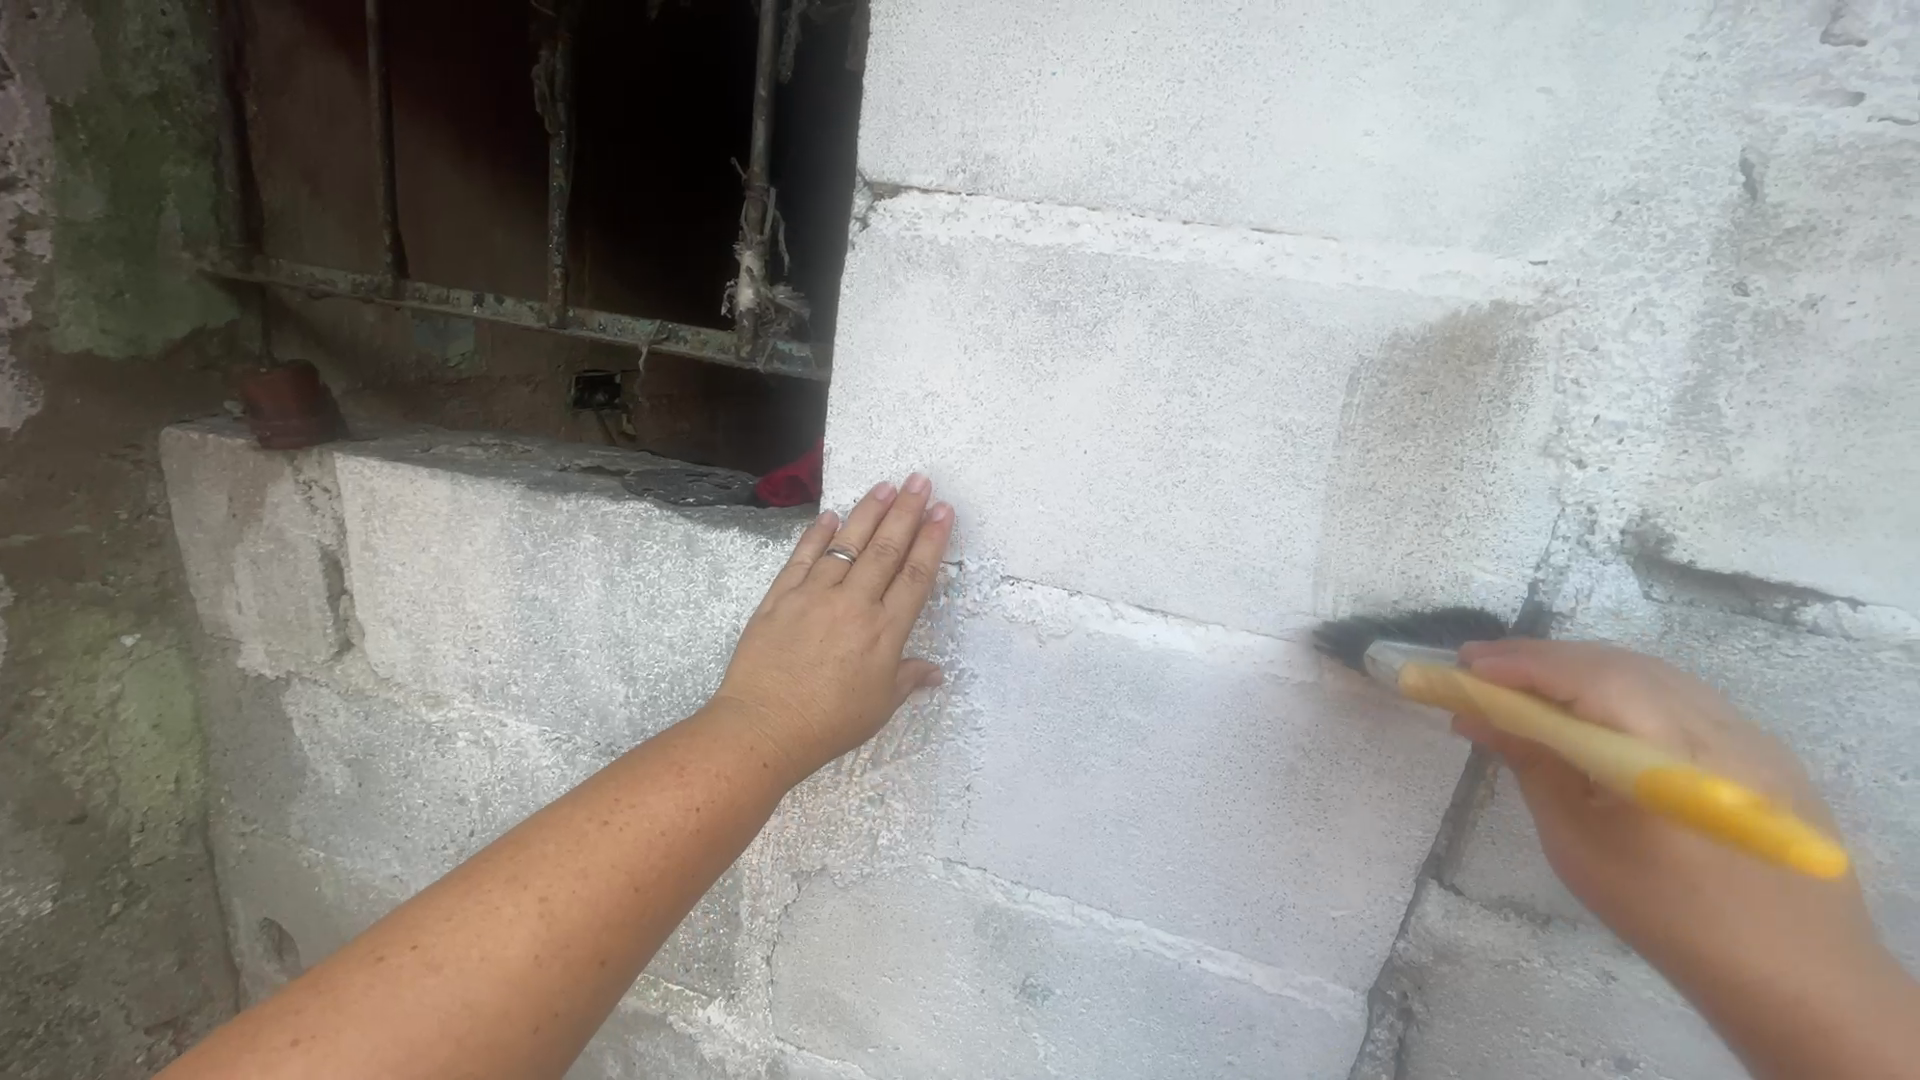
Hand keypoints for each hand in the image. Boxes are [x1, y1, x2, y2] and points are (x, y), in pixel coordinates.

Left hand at [709, 474, 953, 782]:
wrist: (764, 727)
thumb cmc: (829, 724)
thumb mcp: (879, 707)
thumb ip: (908, 679)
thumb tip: (935, 672)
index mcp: (885, 631)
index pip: (915, 575)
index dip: (932, 540)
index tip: (943, 511)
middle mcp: (854, 604)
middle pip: (886, 549)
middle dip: (906, 511)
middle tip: (919, 480)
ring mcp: (814, 596)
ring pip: (847, 544)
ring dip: (868, 512)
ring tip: (885, 485)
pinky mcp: (780, 598)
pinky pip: (803, 558)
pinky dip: (817, 534)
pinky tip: (831, 515)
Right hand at [1451, 640, 1881, 1000]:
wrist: (1793, 973)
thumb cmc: (1664, 912)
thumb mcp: (1576, 840)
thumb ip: (1531, 763)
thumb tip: (1475, 715)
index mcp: (1676, 762)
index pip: (1592, 682)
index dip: (1524, 666)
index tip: (1465, 665)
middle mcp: (1722, 733)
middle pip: (1619, 666)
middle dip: (1542, 659)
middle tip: (1478, 664)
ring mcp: (1751, 736)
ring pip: (1650, 672)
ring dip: (1578, 666)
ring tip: (1521, 676)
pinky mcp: (1761, 747)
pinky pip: (1678, 692)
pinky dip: (1619, 682)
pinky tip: (1586, 700)